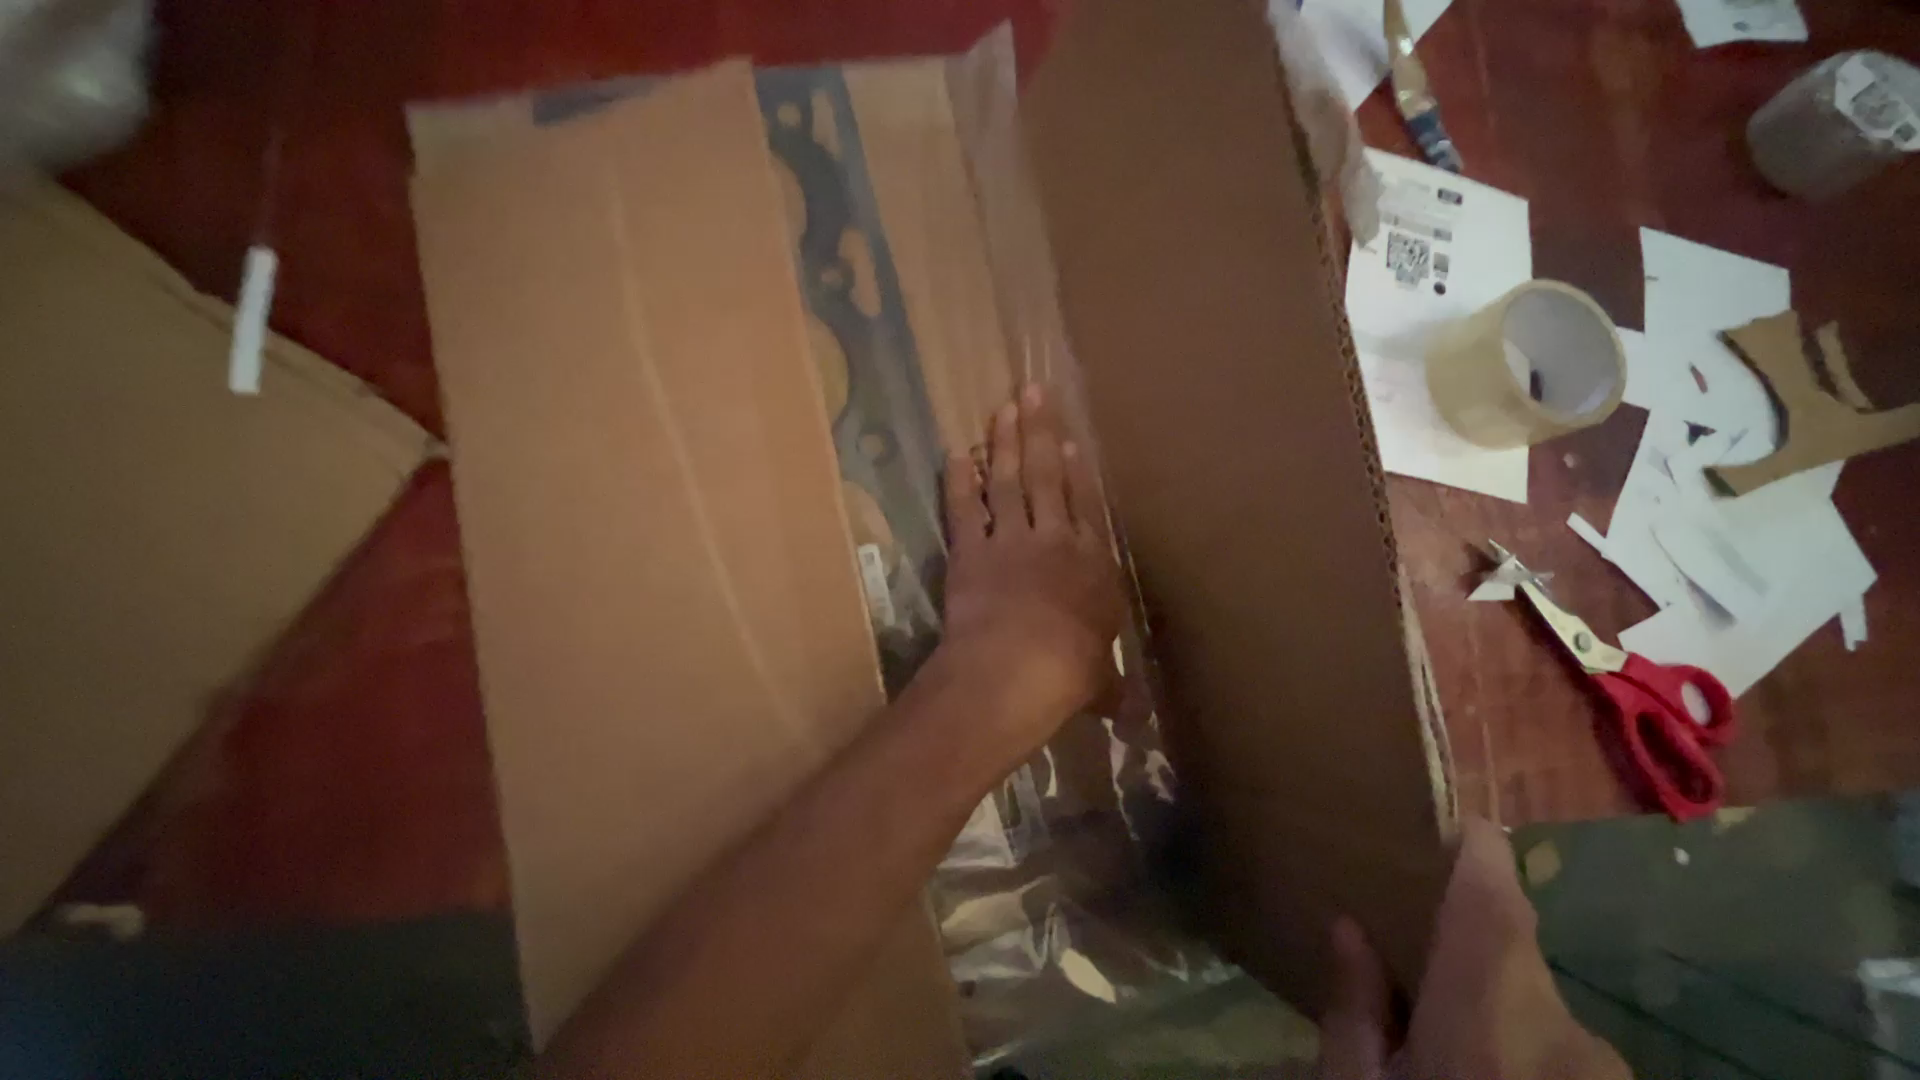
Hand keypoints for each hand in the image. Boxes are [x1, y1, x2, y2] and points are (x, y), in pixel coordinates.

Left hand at [936, 383, 1124, 757]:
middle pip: (1047, 476)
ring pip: (1008, 482)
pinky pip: (963, 509)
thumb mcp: (1100, 683)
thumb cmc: (1070, 675)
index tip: (1070, 439)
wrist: (1017, 669)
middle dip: (1039, 431)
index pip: (1087, 505)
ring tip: (1003, 407)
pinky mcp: (970, 552)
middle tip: (1032, 392)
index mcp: (1093, 565)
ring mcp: (1010, 541)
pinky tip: (956, 454)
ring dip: (1004, 442)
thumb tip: (1135, 721)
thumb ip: (1112, 690)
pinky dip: (959, 481)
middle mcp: (1054, 541)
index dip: (1078, 471)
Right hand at [1319, 818, 1631, 1079]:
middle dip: (1463, 948)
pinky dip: (1521, 1047)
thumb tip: (1348, 929)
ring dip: (1492, 1006)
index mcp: (1490, 1008)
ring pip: (1533, 1004)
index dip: (1478, 848)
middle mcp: (1564, 1028)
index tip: (1449, 818)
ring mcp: (1605, 1064)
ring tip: (1442, 1033)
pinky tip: (1483, 1067)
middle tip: (1411, 957)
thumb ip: (1354, 1009)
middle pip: (1508, 953)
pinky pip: (1560, 1047)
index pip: (1493, 899)